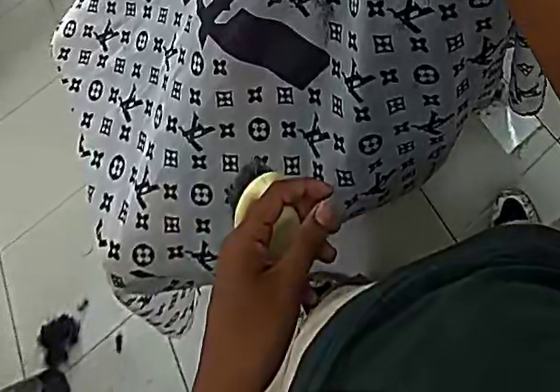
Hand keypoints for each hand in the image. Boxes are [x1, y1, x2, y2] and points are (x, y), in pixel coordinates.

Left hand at [194, 177, 339, 391]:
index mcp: (243, 241)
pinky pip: (275, 262)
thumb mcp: (288, 281)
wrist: (229, 388)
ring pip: (280, 239)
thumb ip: (308, 238)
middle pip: (278, 214)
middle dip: (308, 218)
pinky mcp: (247, 286)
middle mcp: (239, 249)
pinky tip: (308, 289)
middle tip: (331, 225)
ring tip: (325, 257)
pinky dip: (295, 267)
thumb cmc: (250, 338)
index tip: (329, 193)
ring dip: (305, 245)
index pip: (275, 194)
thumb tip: (326, 207)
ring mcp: (241, 268)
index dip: (305, 187)